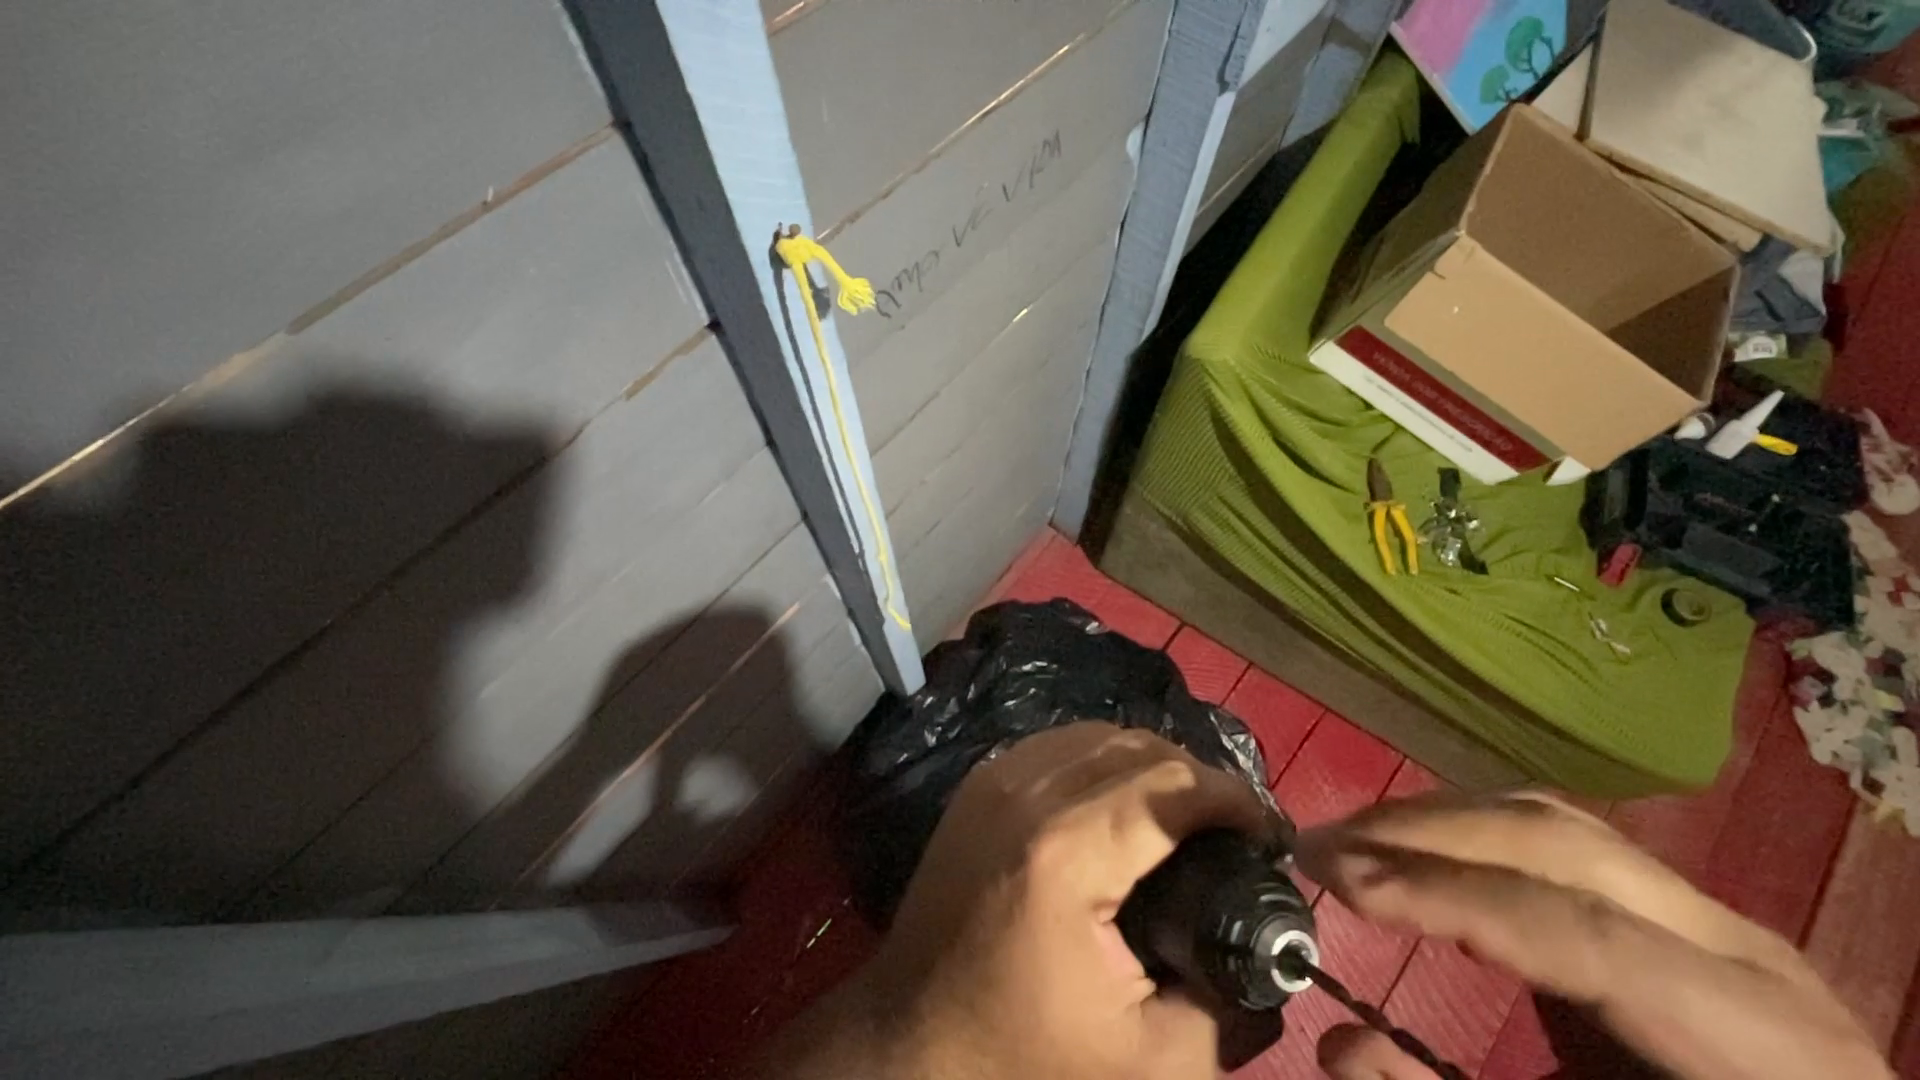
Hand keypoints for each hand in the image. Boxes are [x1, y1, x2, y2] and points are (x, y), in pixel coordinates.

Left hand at [764, 722, 1272, 1079]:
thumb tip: (1270, 943)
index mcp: (1068, 851)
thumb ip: (1227, 1000)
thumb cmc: (1027, 1050)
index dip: (1236, 800)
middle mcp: (1028, 793)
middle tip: (1232, 830)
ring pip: (1100, 734)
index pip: (1175, 787)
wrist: (913, 1034)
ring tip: (1185, 813)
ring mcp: (995, 778)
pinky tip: (1122, 800)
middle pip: (1143, 749)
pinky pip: (1059, 743)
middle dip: (1202, 779)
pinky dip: (1104, 758)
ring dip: (1154, 763)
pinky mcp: (978, 782)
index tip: (1267, 835)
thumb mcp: (1151, 1057)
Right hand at [1298, 793, 1890, 1079]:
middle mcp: (1739, 950)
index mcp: (1752, 1039)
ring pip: (1555, 820)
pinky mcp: (1677, 909)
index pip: (1572, 928)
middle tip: (1318, 846)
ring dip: (1437, 819)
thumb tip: (1336, 1044)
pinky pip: (1562, 839)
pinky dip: (1472, 830)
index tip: (1332, 879)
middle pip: (1556, 843)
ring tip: (1351, 840)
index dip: (1443, 895)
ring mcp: (1711, 917)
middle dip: (1421, 834)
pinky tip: (1418, 851)